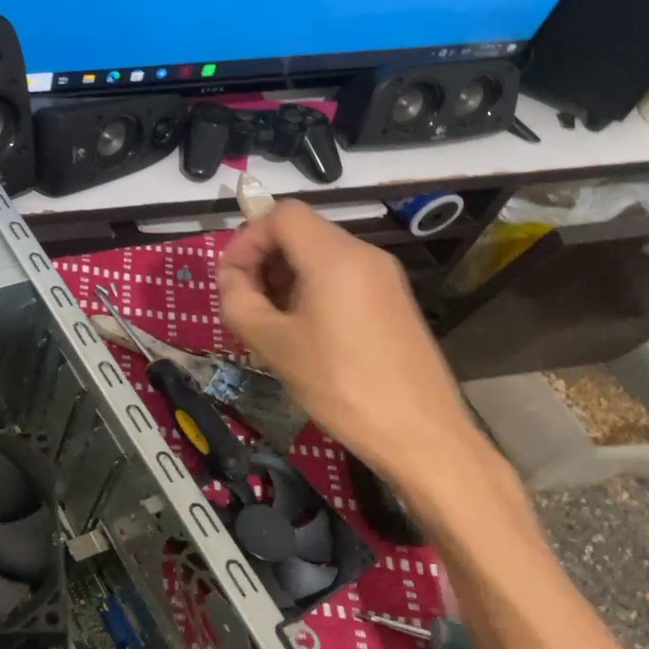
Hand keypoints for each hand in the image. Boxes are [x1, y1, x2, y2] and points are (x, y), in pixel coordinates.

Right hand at [216, 200, 480, 495]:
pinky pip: (341, 277)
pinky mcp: (392, 301)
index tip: (229, 281)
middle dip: (262, 260)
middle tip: (243, 304)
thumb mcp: (272, 344)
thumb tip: (231, 281)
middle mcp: (364, 255)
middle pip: (300, 232)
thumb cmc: (339, 385)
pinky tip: (301, 333)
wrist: (419, 433)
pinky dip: (309, 291)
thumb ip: (238, 301)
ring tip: (268, 323)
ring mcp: (383, 278)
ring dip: (283, 277)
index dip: (246, 240)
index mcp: (335, 258)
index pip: (281, 215)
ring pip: (319, 255)